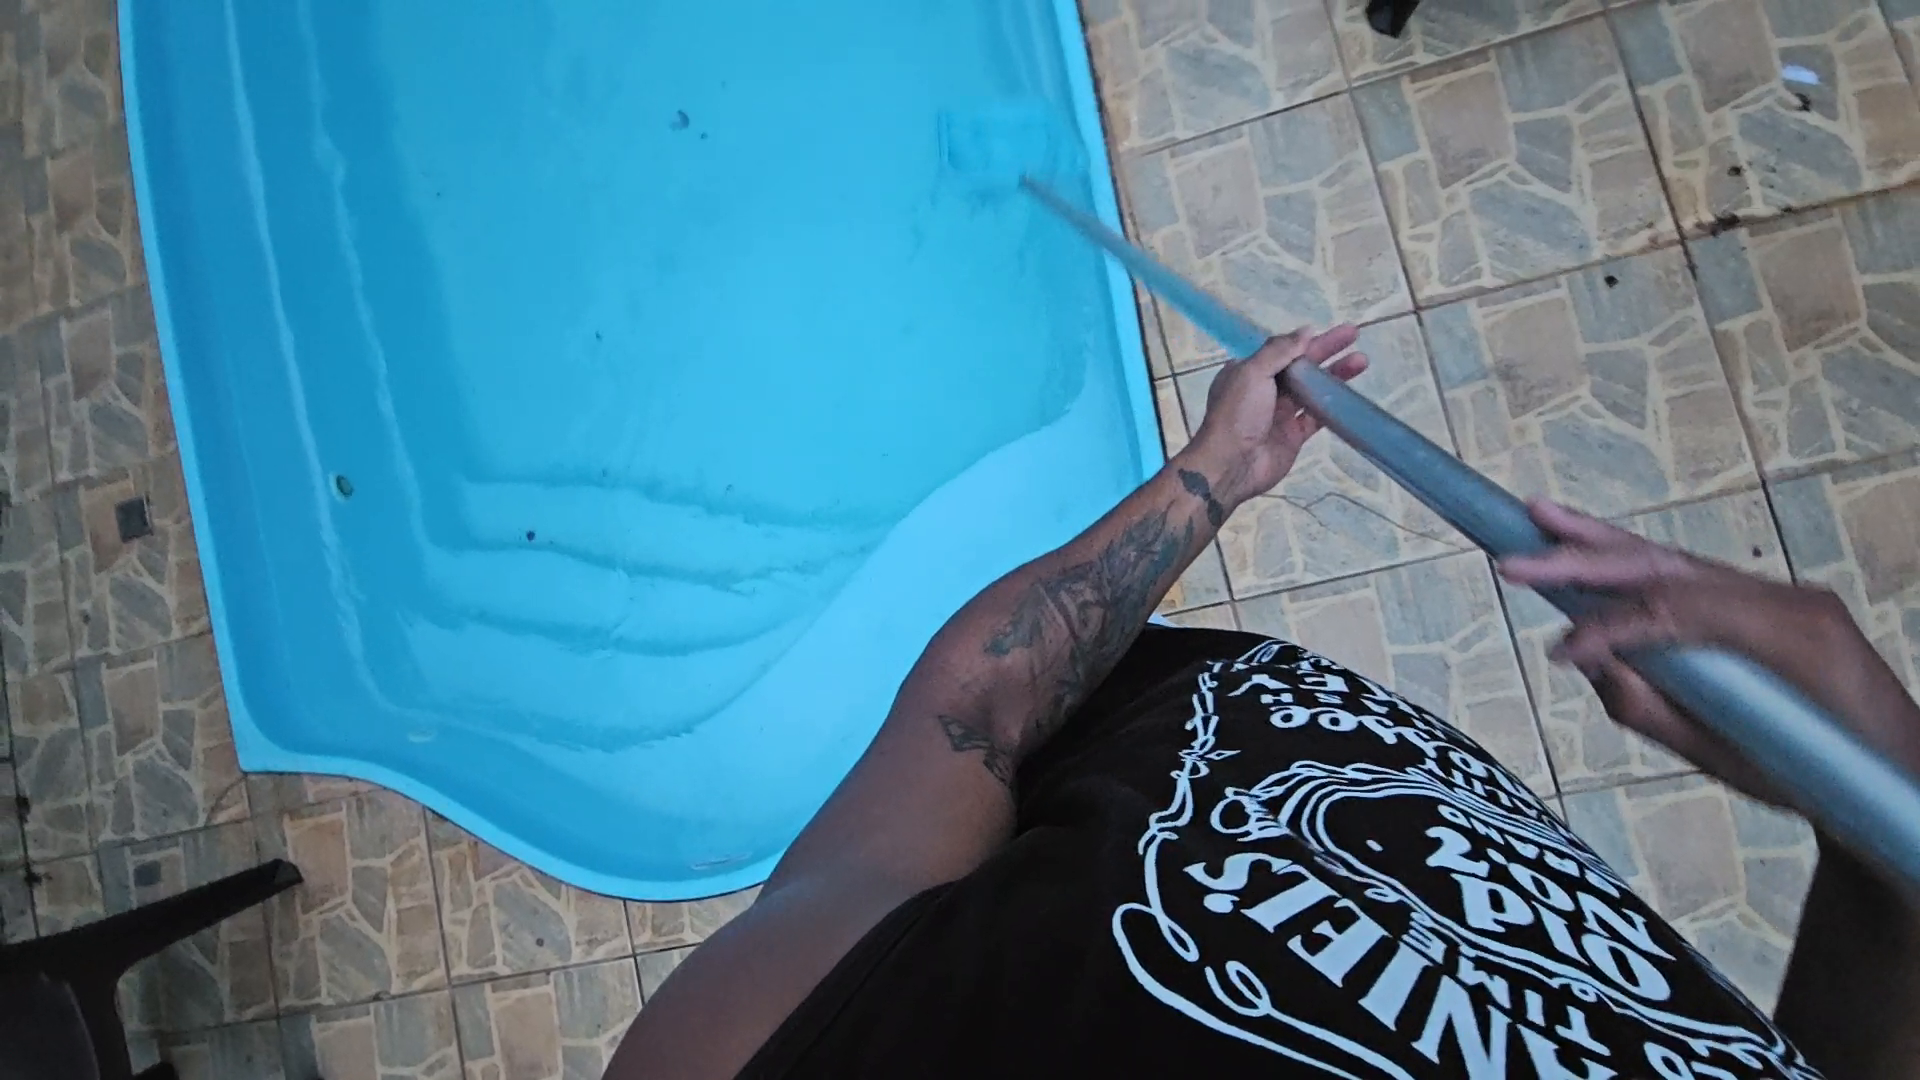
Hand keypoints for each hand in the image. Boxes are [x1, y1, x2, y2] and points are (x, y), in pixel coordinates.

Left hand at [1175, 326, 1366, 507]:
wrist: (1231, 465)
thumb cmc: (1236, 414)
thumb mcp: (1251, 373)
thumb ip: (1278, 351)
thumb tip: (1305, 331)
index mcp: (1246, 373)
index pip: (1279, 351)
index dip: (1303, 341)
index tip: (1325, 331)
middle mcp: (1261, 392)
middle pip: (1299, 367)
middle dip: (1326, 350)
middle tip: (1354, 334)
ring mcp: (1278, 414)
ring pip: (1311, 389)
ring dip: (1334, 375)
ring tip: (1361, 361)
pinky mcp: (1292, 435)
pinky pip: (1317, 416)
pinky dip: (1334, 406)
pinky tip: (1352, 394)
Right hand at [1500, 499, 1919, 808]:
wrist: (1898, 772)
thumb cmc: (1811, 774)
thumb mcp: (1722, 756)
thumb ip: (1646, 706)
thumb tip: (1587, 661)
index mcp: (1790, 636)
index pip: (1672, 612)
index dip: (1607, 628)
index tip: (1560, 654)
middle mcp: (1782, 598)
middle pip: (1661, 568)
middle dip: (1580, 562)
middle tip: (1512, 562)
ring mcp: (1771, 590)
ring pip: (1665, 557)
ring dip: (1593, 539)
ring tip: (1536, 514)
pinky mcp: (1753, 595)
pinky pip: (1676, 570)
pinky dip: (1621, 554)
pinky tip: (1580, 540)